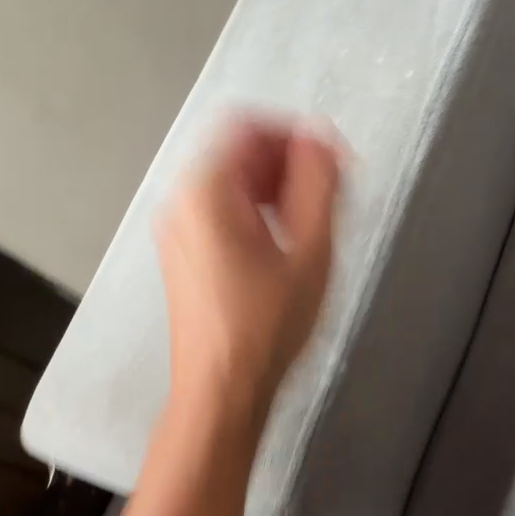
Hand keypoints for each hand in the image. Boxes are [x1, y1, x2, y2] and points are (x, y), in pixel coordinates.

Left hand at [156, 116, 342, 409]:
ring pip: (231, 185)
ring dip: (278, 191)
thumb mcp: (310, 252)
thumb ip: (319, 186)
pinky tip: (287, 249)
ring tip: (316, 225)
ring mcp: (179, 233)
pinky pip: (222, 215)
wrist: (222, 389)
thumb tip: (322, 142)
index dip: (298, 134)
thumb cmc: (263, 330)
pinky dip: (259, 215)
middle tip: (333, 193)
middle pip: (237, 153)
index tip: (335, 159)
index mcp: (207, 192)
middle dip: (290, 164)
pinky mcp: (186, 259)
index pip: (248, 126)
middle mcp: (183, 204)